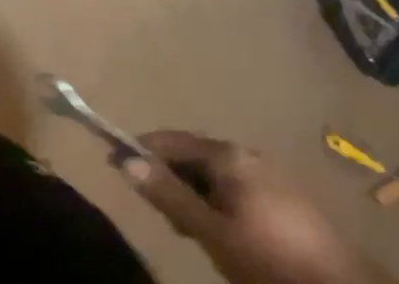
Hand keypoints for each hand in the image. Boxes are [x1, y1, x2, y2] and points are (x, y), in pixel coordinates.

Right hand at [126, 132, 395, 283]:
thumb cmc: (270, 259)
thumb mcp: (211, 231)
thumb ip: (168, 195)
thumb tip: (125, 160)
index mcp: (228, 155)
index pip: (170, 140)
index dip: (140, 150)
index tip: (115, 167)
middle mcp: (247, 154)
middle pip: (191, 155)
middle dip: (168, 177)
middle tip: (158, 213)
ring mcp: (268, 175)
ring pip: (213, 175)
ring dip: (192, 194)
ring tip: (188, 229)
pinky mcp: (283, 198)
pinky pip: (234, 188)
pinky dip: (215, 203)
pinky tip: (220, 233)